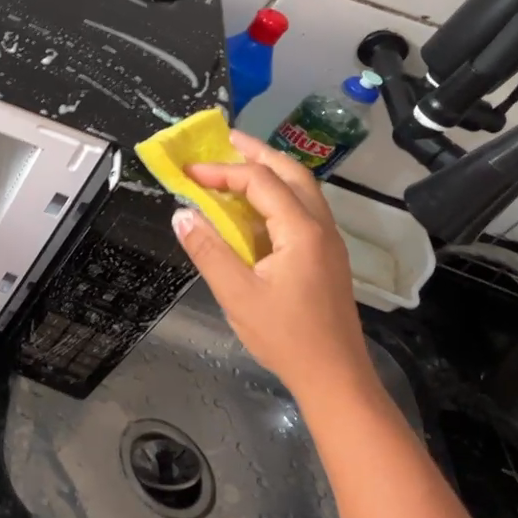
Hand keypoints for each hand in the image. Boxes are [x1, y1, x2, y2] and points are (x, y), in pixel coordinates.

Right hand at [171, 131, 374, 402]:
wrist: (336, 378)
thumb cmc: (286, 336)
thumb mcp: (237, 294)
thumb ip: (208, 250)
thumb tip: (181, 214)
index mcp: (301, 232)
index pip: (260, 181)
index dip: (221, 170)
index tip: (187, 173)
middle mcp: (321, 228)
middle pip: (292, 172)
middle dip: (255, 152)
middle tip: (221, 140)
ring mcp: (327, 242)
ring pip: (301, 189)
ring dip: (269, 170)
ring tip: (234, 163)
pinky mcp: (325, 257)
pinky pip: (301, 208)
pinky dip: (275, 193)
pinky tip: (251, 205)